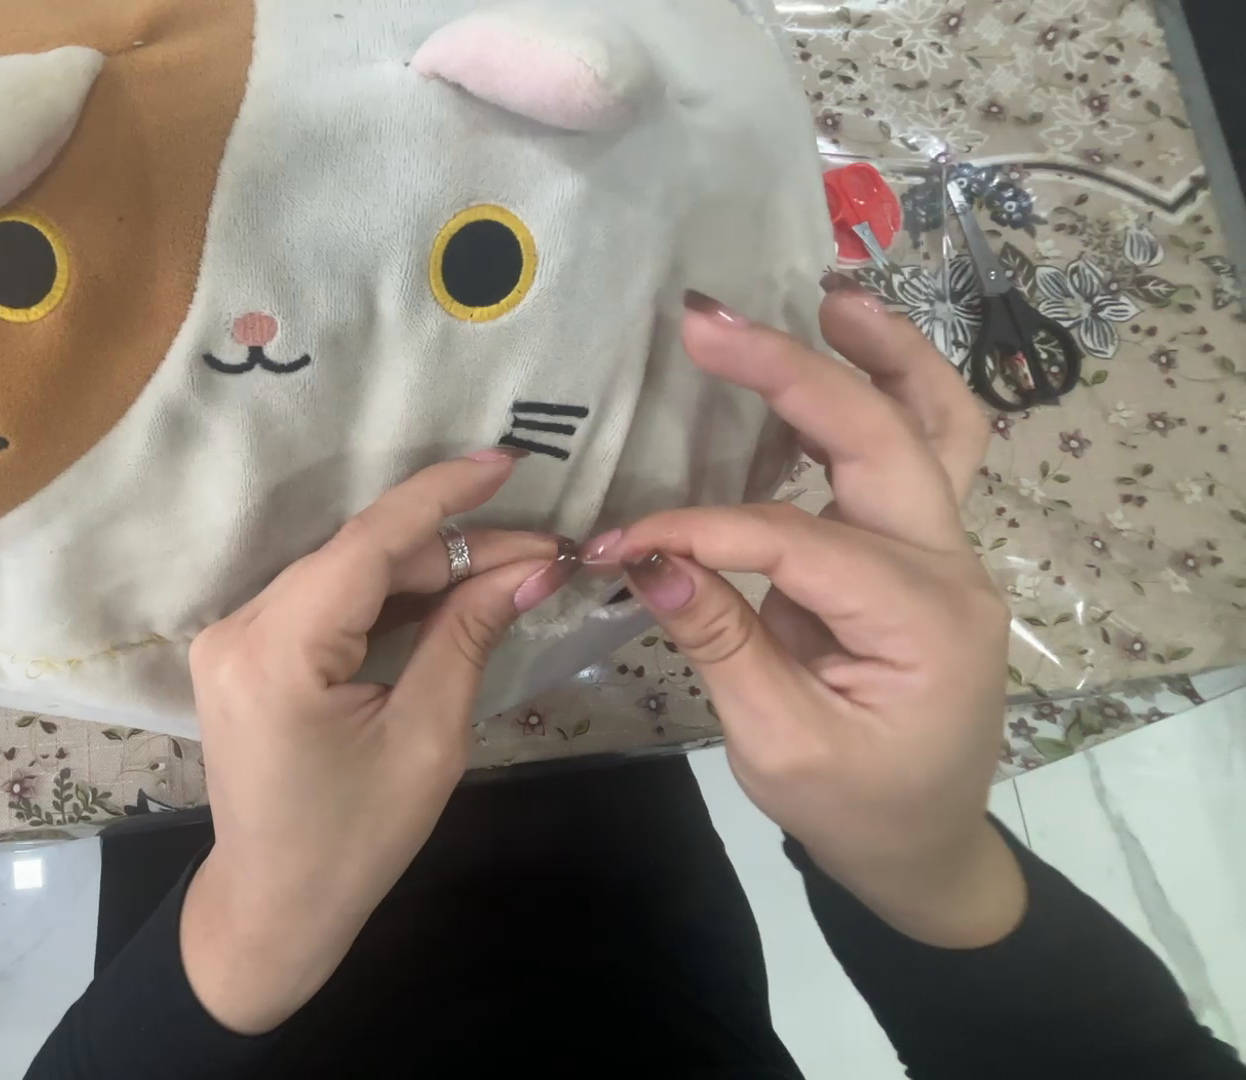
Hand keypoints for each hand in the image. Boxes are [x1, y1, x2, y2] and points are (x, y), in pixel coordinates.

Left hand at [181, 451, 579, 1033]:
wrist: (273, 903)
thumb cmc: (355, 842)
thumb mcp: (427, 740)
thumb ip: (466, 635)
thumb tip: (528, 567)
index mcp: (276, 653)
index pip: (366, 545)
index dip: (439, 496)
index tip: (503, 460)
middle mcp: (238, 627)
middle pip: (356, 559)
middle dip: (446, 548)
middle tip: (534, 552)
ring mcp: (230, 636)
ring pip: (340, 574)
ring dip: (417, 569)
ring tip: (501, 568)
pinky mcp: (239, 649)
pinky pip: (320, 601)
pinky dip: (379, 595)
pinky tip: (437, 592)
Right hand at [584, 284, 1023, 947]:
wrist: (920, 839)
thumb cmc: (853, 803)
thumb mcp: (777, 741)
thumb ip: (718, 640)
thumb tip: (645, 558)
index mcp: (917, 618)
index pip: (786, 539)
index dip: (691, 530)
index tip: (609, 544)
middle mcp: (945, 564)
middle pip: (883, 436)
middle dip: (792, 371)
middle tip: (705, 323)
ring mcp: (941, 549)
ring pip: (937, 423)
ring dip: (879, 353)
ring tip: (820, 297)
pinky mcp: (912, 550)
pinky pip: (921, 451)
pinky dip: (890, 392)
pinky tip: (845, 355)